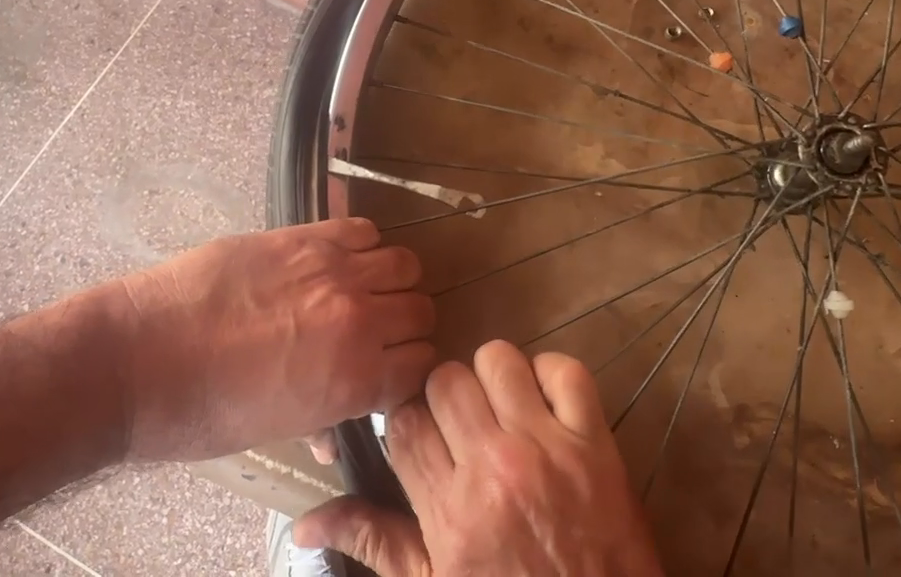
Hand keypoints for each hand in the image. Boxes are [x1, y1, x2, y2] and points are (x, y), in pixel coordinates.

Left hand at [106, 219, 434, 460]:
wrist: (137, 358)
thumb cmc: (200, 413)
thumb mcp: (275, 432)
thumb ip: (324, 420)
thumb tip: (337, 430)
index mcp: (355, 380)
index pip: (424, 365)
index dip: (410, 370)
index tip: (393, 370)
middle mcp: (359, 319)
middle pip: (422, 310)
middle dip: (406, 326)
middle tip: (377, 331)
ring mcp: (334, 270)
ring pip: (404, 264)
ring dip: (391, 282)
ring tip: (361, 291)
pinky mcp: (305, 236)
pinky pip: (363, 229)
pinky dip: (361, 246)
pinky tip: (336, 262)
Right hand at [294, 341, 664, 576]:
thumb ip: (375, 541)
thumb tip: (304, 520)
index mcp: (448, 506)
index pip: (404, 421)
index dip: (409, 420)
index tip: (424, 435)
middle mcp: (492, 466)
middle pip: (445, 380)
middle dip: (446, 396)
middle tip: (462, 424)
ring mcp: (547, 447)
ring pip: (498, 359)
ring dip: (494, 378)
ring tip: (502, 409)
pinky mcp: (595, 440)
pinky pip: (565, 370)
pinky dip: (552, 375)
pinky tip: (545, 402)